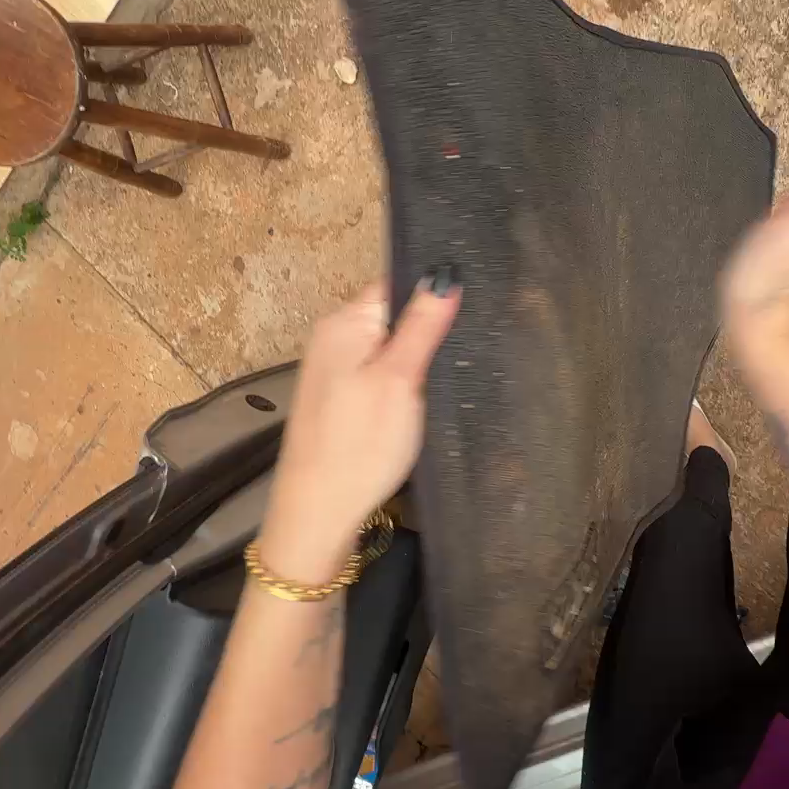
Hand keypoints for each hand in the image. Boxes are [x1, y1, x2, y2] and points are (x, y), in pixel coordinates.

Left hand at [260, 275, 460, 576]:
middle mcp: (334, 335)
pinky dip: (402, 374)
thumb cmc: (361, 445)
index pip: (397, 283)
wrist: (318, 515)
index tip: (470, 306)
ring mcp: (334, 366)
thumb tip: (445, 274)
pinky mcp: (339, 393)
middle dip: (428, 324)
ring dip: (417, 352)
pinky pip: (379, 366)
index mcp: (345, 321)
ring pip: (389, 341)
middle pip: (394, 311)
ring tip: (448, 368)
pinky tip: (419, 393)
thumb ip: (423, 324)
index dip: (433, 291)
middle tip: (466, 342)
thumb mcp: (401, 379)